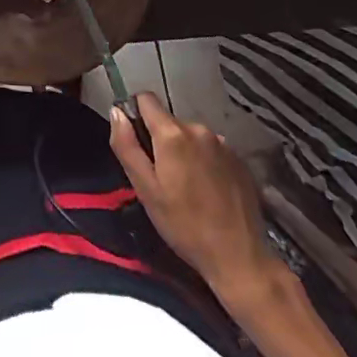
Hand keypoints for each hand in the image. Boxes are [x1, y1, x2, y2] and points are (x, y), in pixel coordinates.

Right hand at [110, 92, 279, 299]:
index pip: (146, 99)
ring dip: (182, 150)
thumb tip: (116, 111)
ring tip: (185, 186)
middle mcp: (200, 129)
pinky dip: (203, 161)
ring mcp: (224, 144)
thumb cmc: (183, 224)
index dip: (135, 114)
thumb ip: (126, 145)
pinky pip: (210, 149)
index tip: (136, 142)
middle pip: (168, 120)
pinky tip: (207, 190)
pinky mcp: (240, 161)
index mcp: (173, 134)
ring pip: (190, 135)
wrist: (240, 258)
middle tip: (160, 176)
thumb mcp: (144, 187)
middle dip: (160, 139)